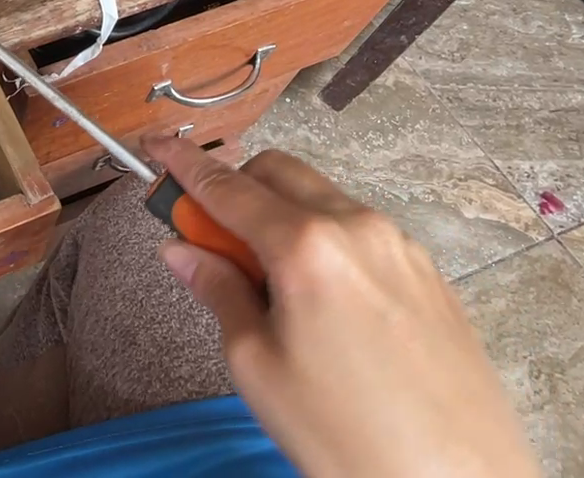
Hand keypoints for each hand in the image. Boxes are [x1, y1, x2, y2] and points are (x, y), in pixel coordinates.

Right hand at [145, 138, 537, 477]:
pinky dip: (320, 236)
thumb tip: (180, 248)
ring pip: (318, 196)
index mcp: (306, 246)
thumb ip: (216, 288)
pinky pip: (357, 228)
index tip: (154, 146)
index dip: (182, 162)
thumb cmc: (345, 438)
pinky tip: (321, 299)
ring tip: (270, 281)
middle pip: (275, 170)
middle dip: (234, 185)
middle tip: (212, 237)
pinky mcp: (429, 272)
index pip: (225, 185)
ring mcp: (400, 246)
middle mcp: (356, 227)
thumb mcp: (256, 364)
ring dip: (279, 212)